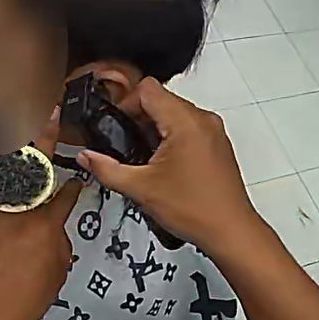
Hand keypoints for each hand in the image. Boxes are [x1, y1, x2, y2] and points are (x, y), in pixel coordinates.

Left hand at [0, 115, 82, 319]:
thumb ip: (60, 239)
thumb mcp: (58, 268)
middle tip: (50, 113)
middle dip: (44, 137)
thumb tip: (55, 224)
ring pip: (4, 169)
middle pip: (34, 167)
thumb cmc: (27, 298)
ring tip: (20, 120)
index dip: (76, 184)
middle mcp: (20, 212)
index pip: (67, 195)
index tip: (81, 179)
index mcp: (46, 226)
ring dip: (14, 142)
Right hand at [77, 78, 270, 261]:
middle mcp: (203, 121)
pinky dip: (173, 137)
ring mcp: (213, 131)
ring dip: (156, 128)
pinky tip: (164, 165)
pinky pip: (190, 127)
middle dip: (139, 118)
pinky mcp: (217, 144)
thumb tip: (89, 157)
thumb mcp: (141, 189)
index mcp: (185, 123)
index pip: (148, 89)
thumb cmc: (198, 210)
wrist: (229, 230)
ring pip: (176, 112)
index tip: (117, 124)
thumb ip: (107, 169)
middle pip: (161, 99)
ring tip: (146, 158)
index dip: (126, 103)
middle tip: (128, 144)